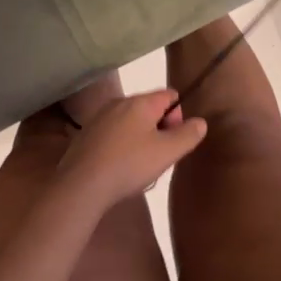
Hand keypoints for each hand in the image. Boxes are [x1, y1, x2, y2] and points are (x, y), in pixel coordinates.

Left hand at [54, 91, 207, 209]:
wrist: (81, 185)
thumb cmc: (129, 164)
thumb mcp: (167, 152)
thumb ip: (188, 134)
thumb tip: (199, 122)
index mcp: (140, 102)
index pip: (170, 95)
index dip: (178, 116)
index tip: (174, 141)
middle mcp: (119, 102)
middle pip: (150, 107)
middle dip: (160, 129)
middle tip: (159, 156)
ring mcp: (99, 117)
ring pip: (131, 121)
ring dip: (141, 138)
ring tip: (139, 165)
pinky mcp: (86, 134)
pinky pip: (114, 133)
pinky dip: (122, 144)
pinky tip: (119, 167)